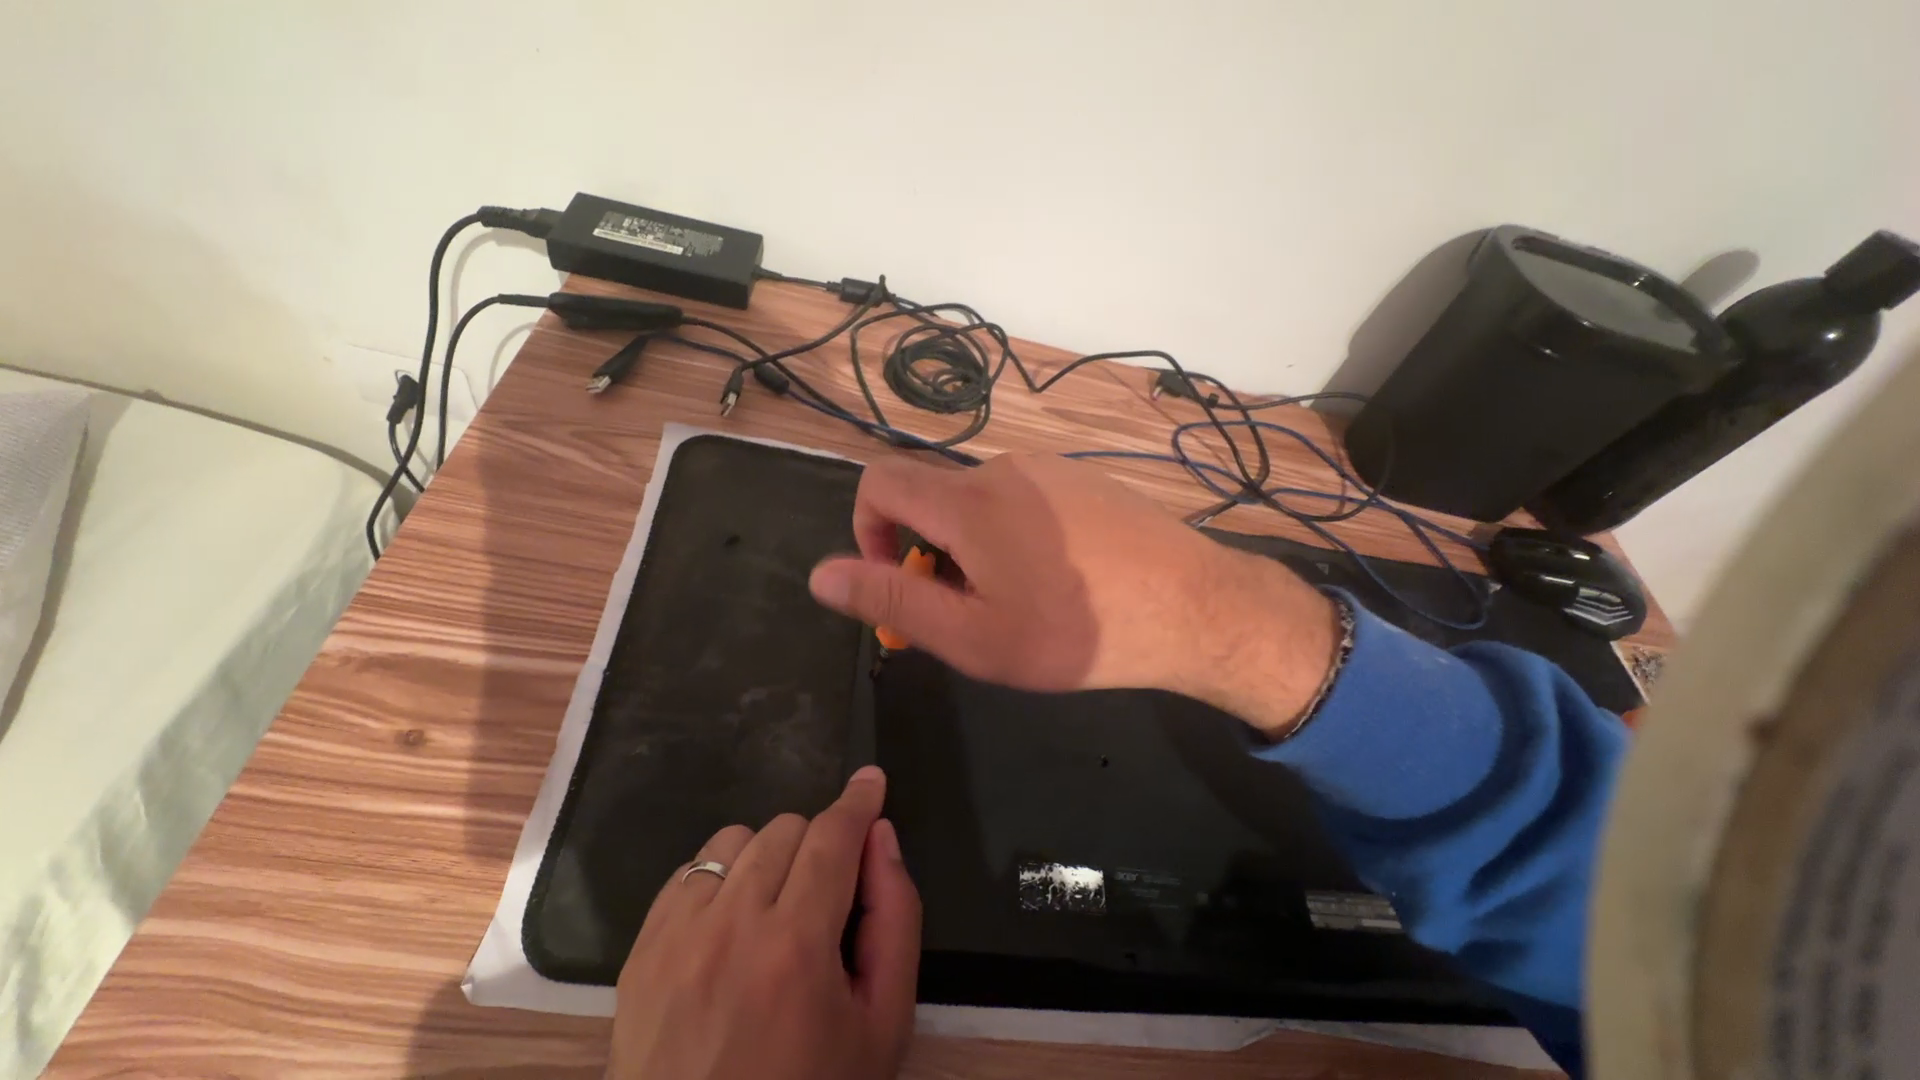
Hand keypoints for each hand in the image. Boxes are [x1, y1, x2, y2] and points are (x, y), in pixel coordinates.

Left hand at [607, 766, 920, 1079]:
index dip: (858, 801)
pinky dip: (721, 878)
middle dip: (820, 844)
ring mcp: (677, 935)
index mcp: (796, 946)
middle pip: (786, 829)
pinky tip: (731, 922)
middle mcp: (730, 925)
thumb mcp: (883, 1024)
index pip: (832, 838)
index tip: (871, 781)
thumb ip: (896, 919)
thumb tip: (880, 838)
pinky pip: (689, 871)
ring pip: (735, 840)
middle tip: (829, 893)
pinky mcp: (642, 949)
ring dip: (768, 857)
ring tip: (777, 908)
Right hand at [807, 453, 1339, 736]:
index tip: (897, 582)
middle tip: (968, 617)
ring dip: (972, 551)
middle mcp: (1003, 469)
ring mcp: (1050, 469)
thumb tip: (821, 574)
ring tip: (1018, 606)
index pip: (877, 481)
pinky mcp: (1084, 479)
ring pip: (978, 504)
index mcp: (967, 502)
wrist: (1197, 607)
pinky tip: (1058, 582)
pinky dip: (1012, 538)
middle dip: (928, 555)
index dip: (865, 530)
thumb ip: (891, 600)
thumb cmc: (1077, 633)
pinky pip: (1023, 501)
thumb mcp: (973, 636)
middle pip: (931, 499)